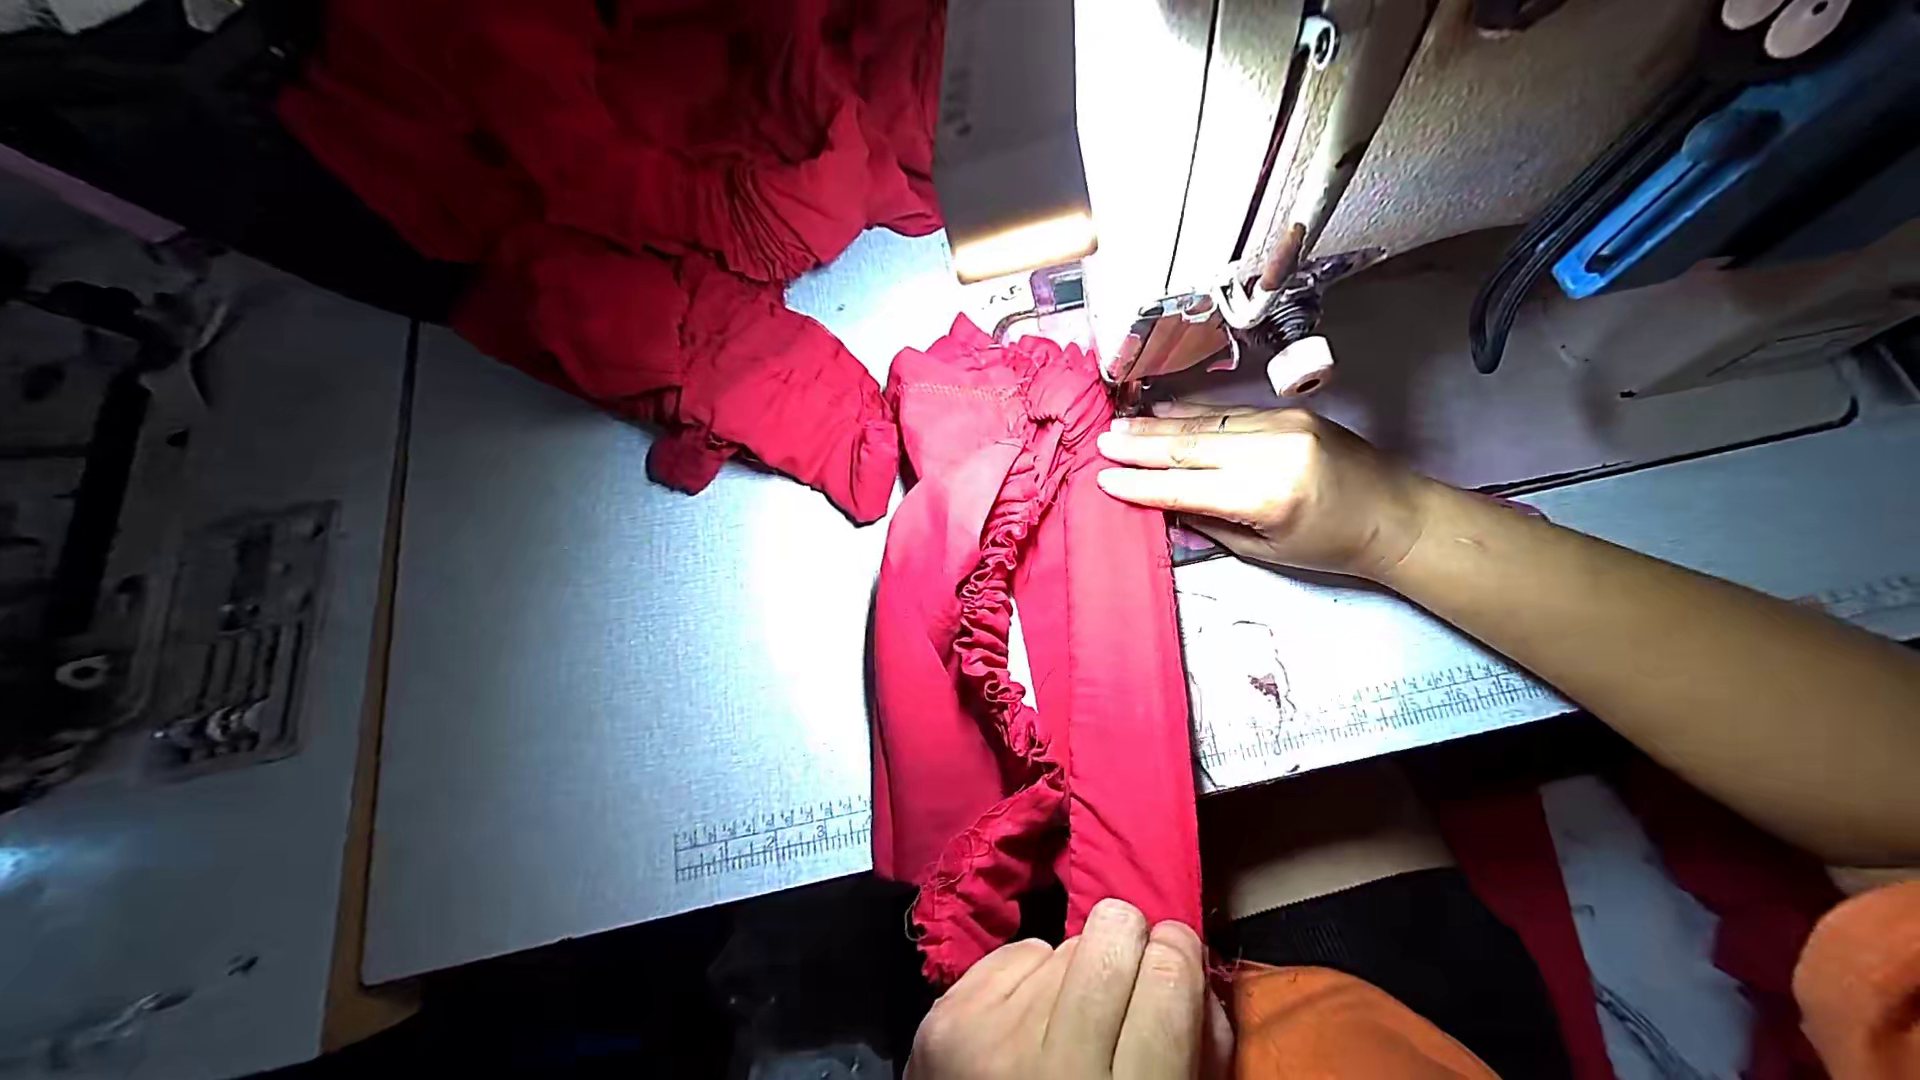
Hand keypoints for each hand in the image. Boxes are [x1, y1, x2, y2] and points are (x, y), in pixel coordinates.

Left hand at [906, 898, 1230, 1079]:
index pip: (1168, 977)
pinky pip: (1018, 952)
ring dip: (1074, 971)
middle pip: (1111, 931)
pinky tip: (1023, 1024)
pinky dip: (1029, 978)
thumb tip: (1192, 964)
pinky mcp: (951, 1015)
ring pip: (1063, 943)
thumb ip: (1194, 1046)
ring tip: (1064, 1022)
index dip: (1178, 952)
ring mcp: (994, 1034)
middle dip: (1127, 938)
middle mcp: (1058, 1065)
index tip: (1173, 955)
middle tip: (1124, 968)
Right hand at [1095, 404, 1434, 581]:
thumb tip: (1160, 502)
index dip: (1140, 484)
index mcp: (1266, 497)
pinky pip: (1227, 412)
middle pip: (1189, 446)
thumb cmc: (1327, 546)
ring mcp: (1282, 425)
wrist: (1395, 513)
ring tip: (1119, 426)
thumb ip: (1207, 521)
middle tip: (1101, 442)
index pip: (1185, 487)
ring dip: (1157, 426)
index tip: (1103, 479)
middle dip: (1139, 446)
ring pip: (1203, 423)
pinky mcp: (1288, 412)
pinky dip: (1190, 413)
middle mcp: (1273, 452)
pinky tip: (1161, 412)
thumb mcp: (1261, 549)